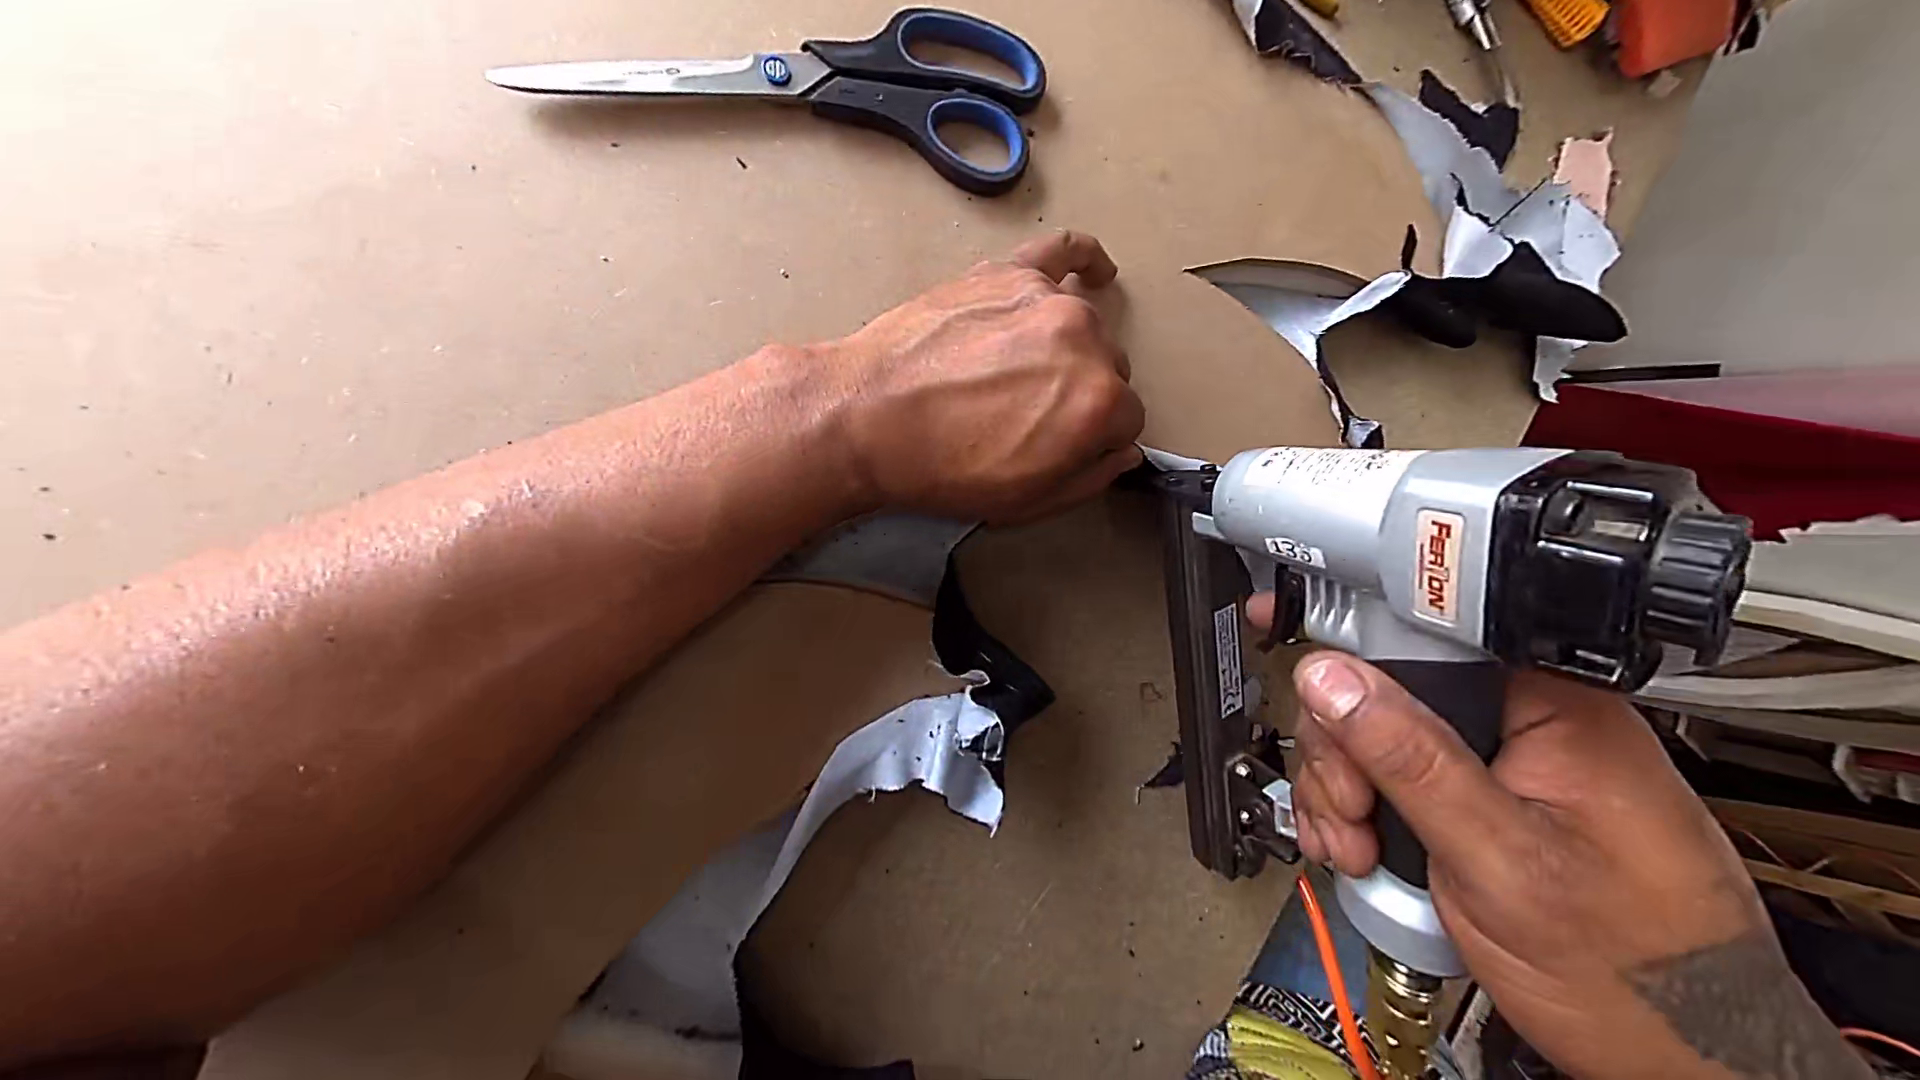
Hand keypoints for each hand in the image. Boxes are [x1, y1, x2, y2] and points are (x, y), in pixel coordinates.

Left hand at [821, 230, 1144, 522]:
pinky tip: (1094, 271)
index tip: (1069, 444)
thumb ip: (1090, 478)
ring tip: (1025, 373)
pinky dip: (1084, 259)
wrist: (867, 419)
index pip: (1127, 419)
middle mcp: (1085, 341)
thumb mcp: (1027, 501)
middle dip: (1082, 395)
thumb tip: (1122, 453)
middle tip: (1031, 415)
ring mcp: (1045, 299)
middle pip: (1108, 369)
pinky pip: (1061, 251)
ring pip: (1085, 325)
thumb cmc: (941, 468)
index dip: (1097, 438)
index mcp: (1098, 404)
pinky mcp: (1006, 274)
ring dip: (1068, 349)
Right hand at [1248, 597, 1871, 1079]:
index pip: (1420, 638)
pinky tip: (1360, 847)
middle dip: (1340, 753)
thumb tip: (1330, 676)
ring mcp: (1484, 757)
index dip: (1345, 648)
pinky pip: (1375, 774)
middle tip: (1351, 809)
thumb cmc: (1634, 972)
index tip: (1286, 646)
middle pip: (1375, 689)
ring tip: (1358, 846)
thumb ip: (1410, 759)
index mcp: (1549, 708)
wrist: (1673, 1057)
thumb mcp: (1503, 860)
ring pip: (1362, 734)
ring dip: (1338, 791)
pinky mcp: (1460, 791)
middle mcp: (1514, 720)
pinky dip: (1348, 810)